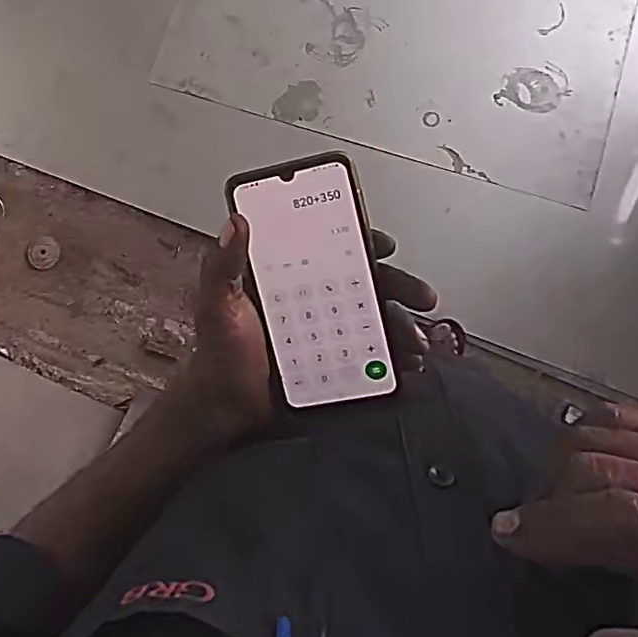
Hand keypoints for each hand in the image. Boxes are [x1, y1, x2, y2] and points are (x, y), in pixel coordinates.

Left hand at [176, 215, 438, 443]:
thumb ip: (223, 267)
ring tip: (415, 341)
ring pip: (372, 317)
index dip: (358, 238)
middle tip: (421, 295)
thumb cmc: (218, 356)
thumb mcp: (216, 307)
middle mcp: (308, 298)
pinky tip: (407, 365)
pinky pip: (371, 353)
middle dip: (397, 284)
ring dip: (400, 324)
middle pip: (361, 280)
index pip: (326, 246)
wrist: (227, 412)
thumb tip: (236, 224)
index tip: (382, 242)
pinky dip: (393, 357)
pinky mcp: (334, 361)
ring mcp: (324, 330)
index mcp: (283, 277)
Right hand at [490, 404, 637, 636]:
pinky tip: (582, 470)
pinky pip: (635, 419)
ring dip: (566, 466)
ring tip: (556, 509)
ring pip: (616, 433)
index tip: (511, 537)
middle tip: (531, 536)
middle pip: (618, 470)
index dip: (565, 525)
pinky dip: (592, 435)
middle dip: (555, 498)